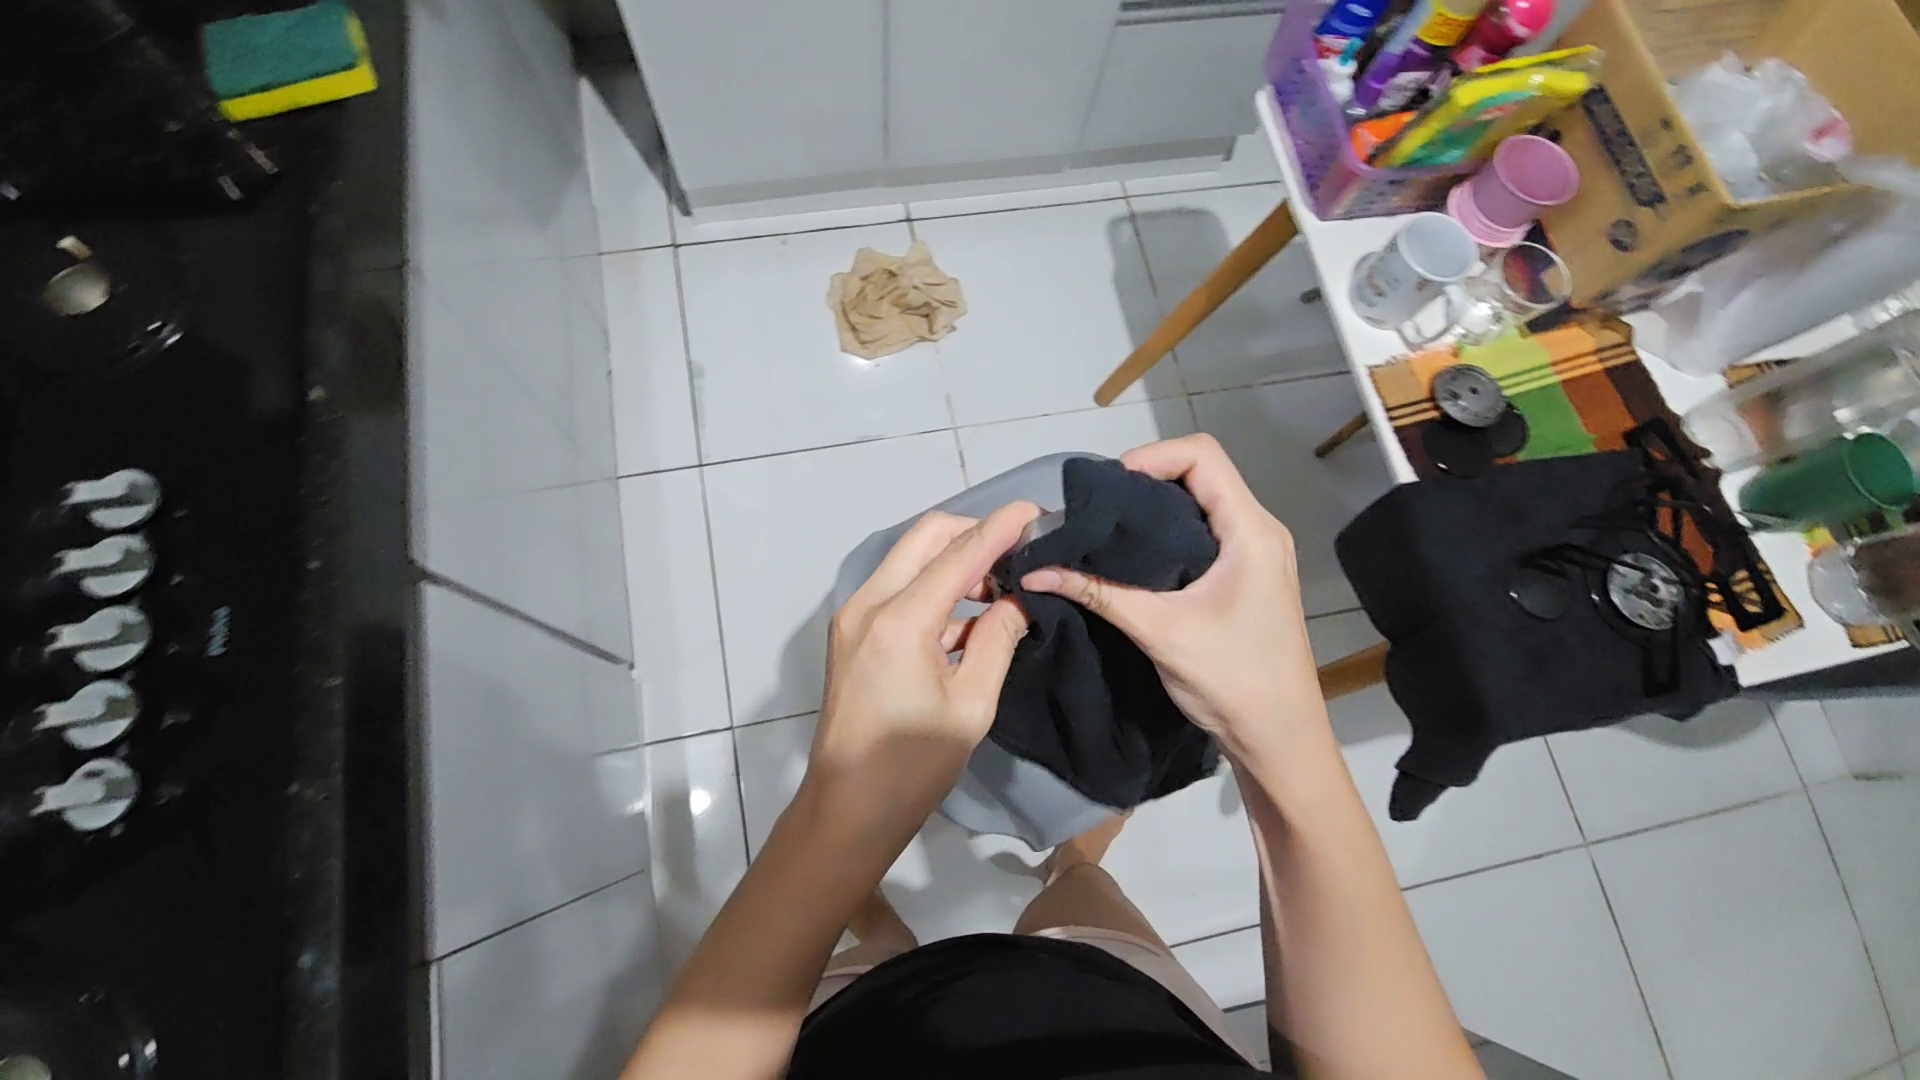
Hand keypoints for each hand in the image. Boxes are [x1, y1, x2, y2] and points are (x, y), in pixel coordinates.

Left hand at [808, 501, 1041, 809]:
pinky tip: (968, 613)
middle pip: (926, 537)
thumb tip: (1019, 601)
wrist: (846, 810)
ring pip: (909, 558)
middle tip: (1018, 553)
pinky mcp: (851, 632)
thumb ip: (998, 641)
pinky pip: (898, 587)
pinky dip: (934, 586)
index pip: (959, 554)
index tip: (1037, 512)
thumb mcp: (972, 705)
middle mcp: (868, 603)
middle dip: (973, 533)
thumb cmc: (913, 767)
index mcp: (899, 621)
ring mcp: (853, 615)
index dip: (1000, 528)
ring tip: (1001, 586)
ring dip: (953, 559)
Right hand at [1021, 434, 1325, 764]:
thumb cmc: (1232, 680)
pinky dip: (1168, 532)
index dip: (1151, 457)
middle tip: (1098, 509)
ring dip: (1155, 507)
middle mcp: (1259, 531)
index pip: (1202, 456)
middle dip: (1146, 480)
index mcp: (1251, 531)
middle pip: (1201, 474)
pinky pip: (1204, 532)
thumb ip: (1098, 594)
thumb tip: (1038, 570)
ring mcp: (1256, 553)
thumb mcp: (1159, 631)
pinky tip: (1134, 557)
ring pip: (1201, 503)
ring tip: (1108, 530)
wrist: (1279, 738)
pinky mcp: (1246, 575)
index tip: (1108, 488)